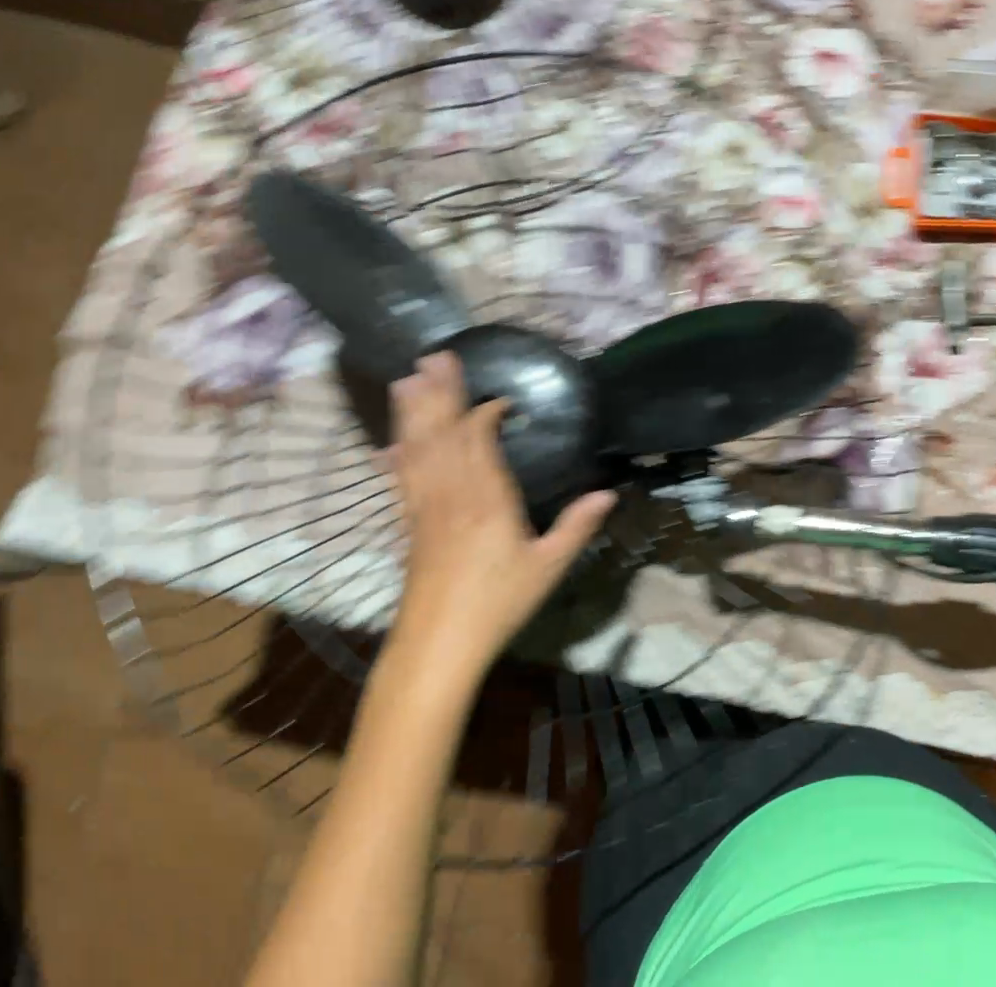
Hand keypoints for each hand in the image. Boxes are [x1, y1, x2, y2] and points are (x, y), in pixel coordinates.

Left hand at [387, 352, 615, 661]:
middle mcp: (450, 493)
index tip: (501, 400)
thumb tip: (608, 493)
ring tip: (405, 379)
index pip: (479, 440)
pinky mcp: (407, 524)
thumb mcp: (549, 566)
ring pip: (415, 449)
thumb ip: (576, 527)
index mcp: (487, 499)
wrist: (440, 641)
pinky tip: (387, 444)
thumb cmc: (499, 602)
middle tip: (434, 355)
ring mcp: (423, 507)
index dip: (485, 413)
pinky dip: (394, 457)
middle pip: (442, 433)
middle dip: (439, 393)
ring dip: (411, 413)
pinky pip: (400, 480)